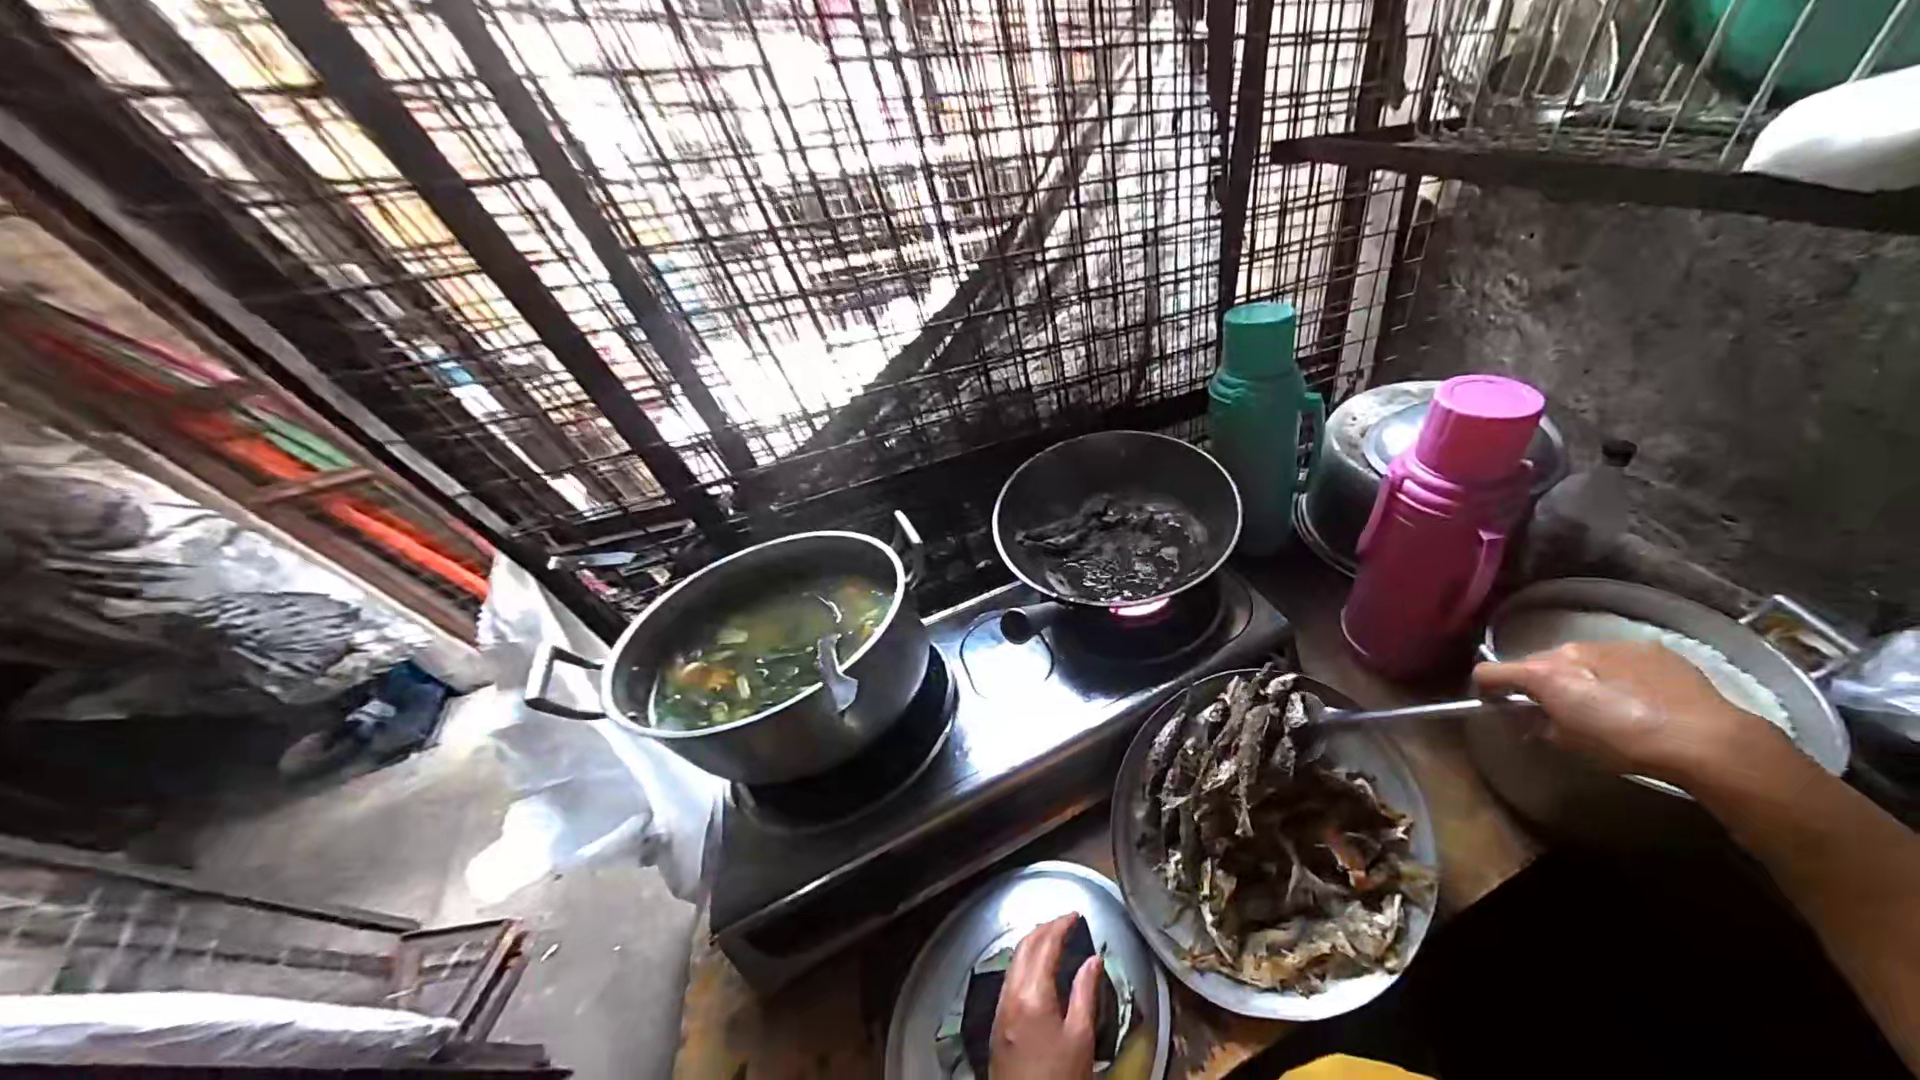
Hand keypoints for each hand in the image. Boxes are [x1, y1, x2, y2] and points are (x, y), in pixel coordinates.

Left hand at [989, 913, 1102, 1079]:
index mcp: (1033, 993)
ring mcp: (1001, 1005)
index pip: (1045, 944)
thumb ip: (1085, 993)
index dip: (1060, 925)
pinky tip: (1038, 966)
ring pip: (1015, 958)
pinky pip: (1011, 975)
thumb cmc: (1060, 1078)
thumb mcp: (1081, 1038)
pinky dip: (1025, 960)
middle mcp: (1011, 992)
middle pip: (1025, 946)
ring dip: (1033, 942)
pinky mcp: (997, 1019)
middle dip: (1045, 928)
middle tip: (1066, 922)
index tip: (1076, 914)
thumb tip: (1093, 959)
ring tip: (1055, 938)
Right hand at [1472, 640, 1796, 787]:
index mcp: (1543, 673)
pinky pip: (1617, 657)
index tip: (1497, 702)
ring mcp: (1610, 645)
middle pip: (1537, 661)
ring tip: (1605, 701)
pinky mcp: (1649, 648)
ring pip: (1577, 657)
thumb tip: (1531, 719)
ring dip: (1579, 674)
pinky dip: (1616, 671)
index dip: (1488, 687)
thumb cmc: (1626, 745)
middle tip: (1558, 708)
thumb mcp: (1571, 742)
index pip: (1490, 671)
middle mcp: (1568, 650)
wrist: (1707, 740)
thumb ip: (1541, 724)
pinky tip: (1639, 695)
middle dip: (1540, 681)